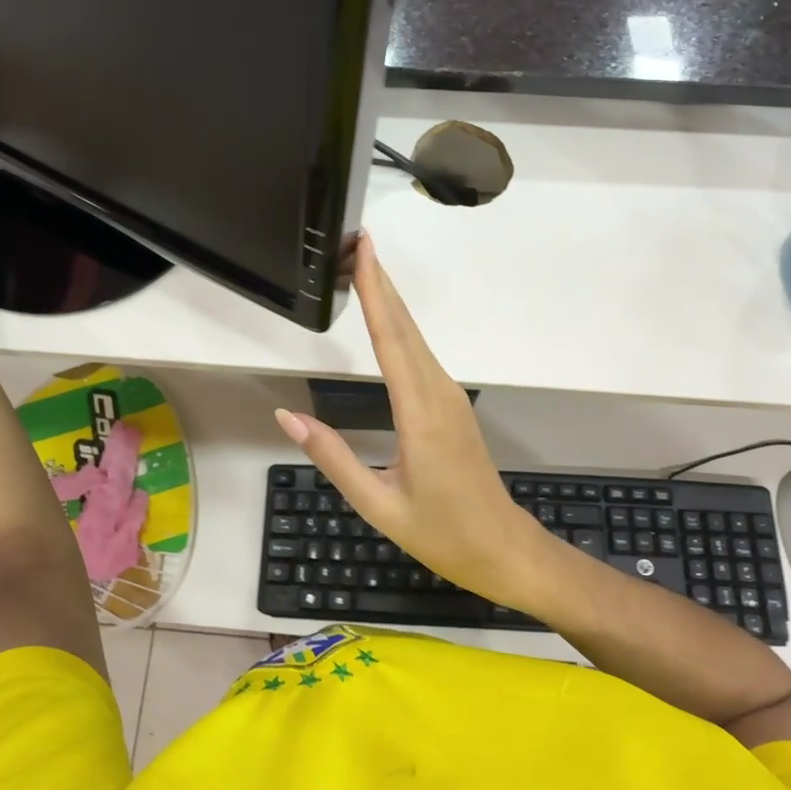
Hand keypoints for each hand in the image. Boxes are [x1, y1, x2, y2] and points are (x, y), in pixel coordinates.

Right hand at [273, 233, 553, 609]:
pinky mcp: (452, 404)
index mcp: (420, 414)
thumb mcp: (379, 504)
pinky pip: (422, 356)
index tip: (363, 250)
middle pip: (406, 327)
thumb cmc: (442, 533)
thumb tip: (287, 418)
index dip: (376, 292)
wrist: (503, 548)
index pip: (392, 340)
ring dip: (391, 301)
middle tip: (357, 241)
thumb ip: (333, 458)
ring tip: (364, 268)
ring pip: (416, 338)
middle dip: (382, 281)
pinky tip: (387, 320)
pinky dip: (401, 328)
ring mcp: (450, 396)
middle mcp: (439, 393)